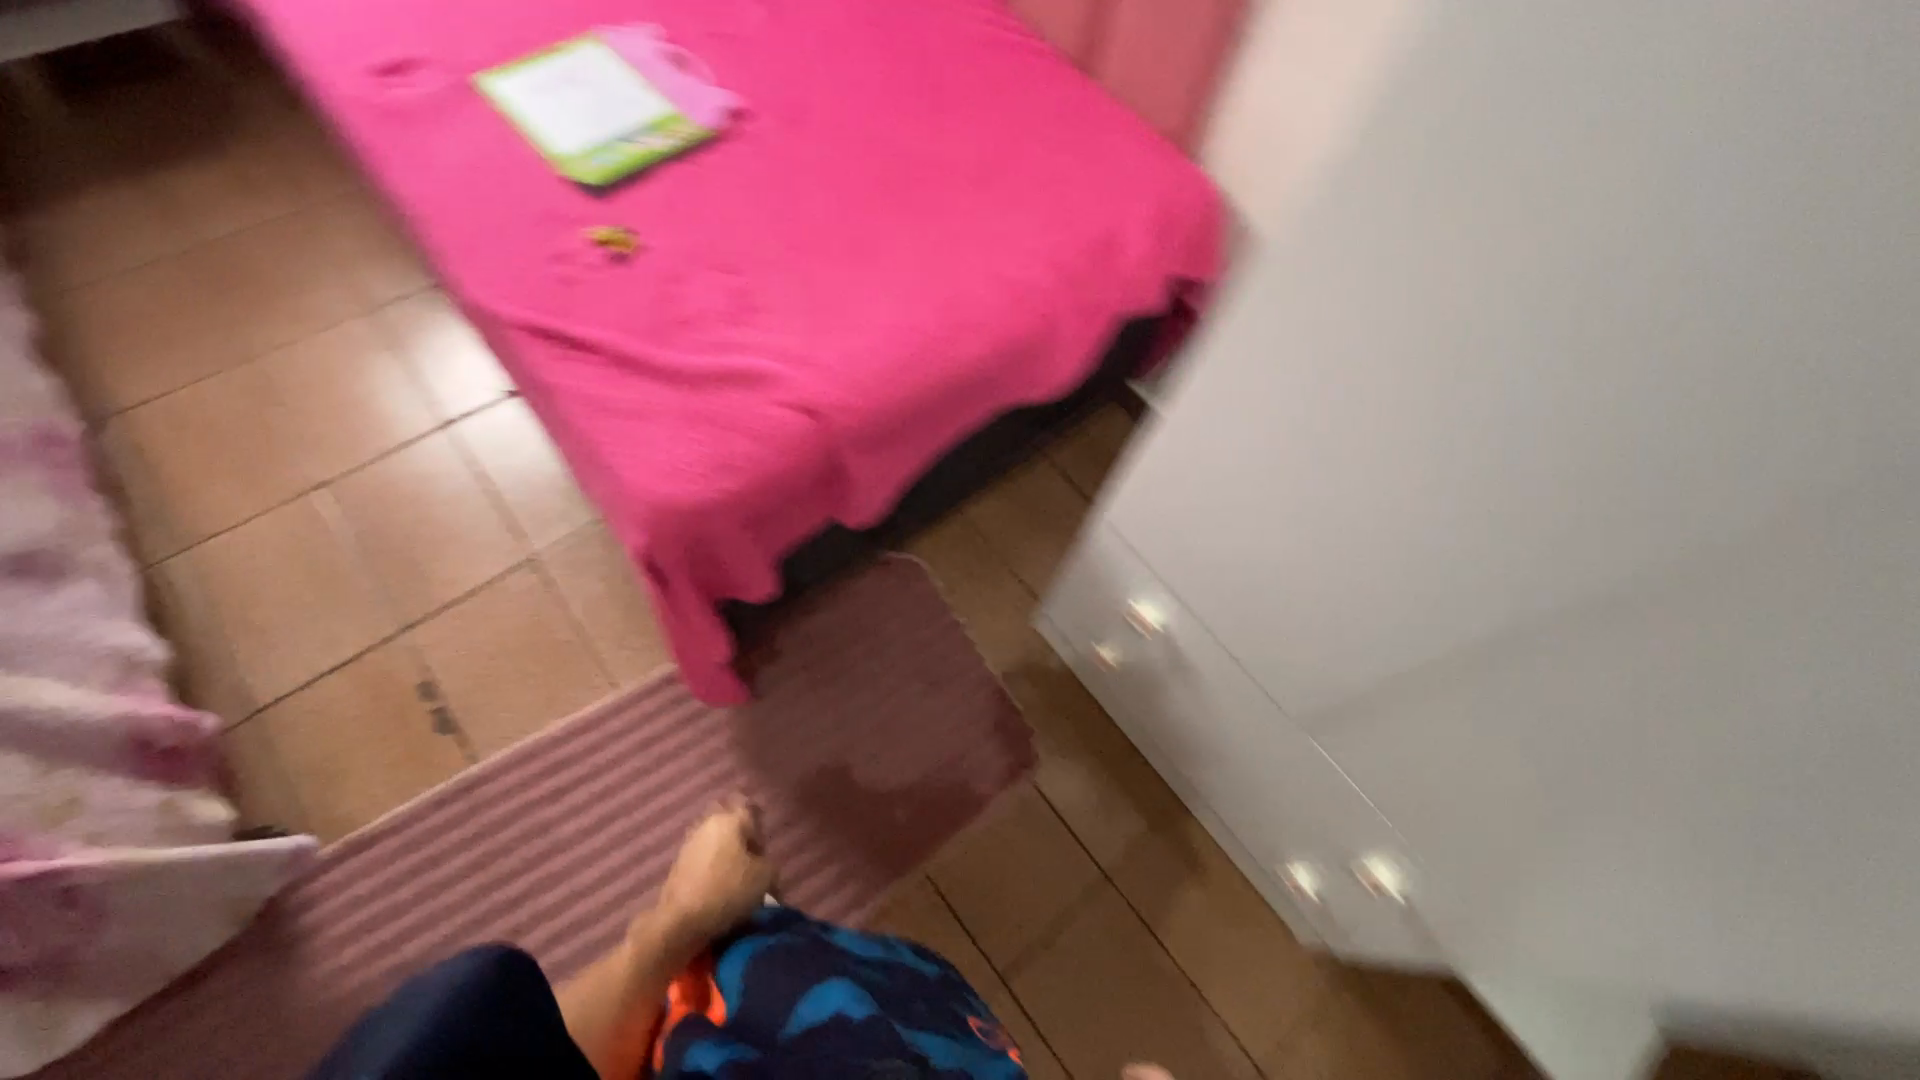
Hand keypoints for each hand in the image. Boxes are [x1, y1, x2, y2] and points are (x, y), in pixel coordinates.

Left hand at [654, 795, 774, 945]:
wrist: (681, 921)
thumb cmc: (729, 890)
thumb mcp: (765, 877)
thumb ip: (769, 864)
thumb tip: (761, 865)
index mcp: (730, 819)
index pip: (750, 807)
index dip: (760, 825)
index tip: (764, 847)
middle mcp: (707, 824)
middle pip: (729, 822)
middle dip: (741, 836)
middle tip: (752, 858)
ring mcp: (689, 843)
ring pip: (715, 840)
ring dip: (726, 853)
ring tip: (737, 877)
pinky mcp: (678, 865)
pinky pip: (703, 858)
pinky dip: (713, 867)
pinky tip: (720, 885)